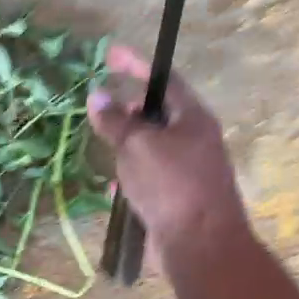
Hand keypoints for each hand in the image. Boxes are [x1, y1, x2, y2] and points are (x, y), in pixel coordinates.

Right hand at [87, 46, 249, 258]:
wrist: (200, 245)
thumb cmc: (171, 185)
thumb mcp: (137, 146)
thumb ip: (116, 121)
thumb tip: (97, 96)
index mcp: (193, 118)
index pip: (164, 80)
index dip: (136, 65)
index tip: (109, 54)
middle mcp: (195, 139)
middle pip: (158, 114)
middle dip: (128, 109)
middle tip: (100, 108)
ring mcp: (188, 169)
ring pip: (150, 147)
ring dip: (125, 146)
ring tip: (102, 149)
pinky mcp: (177, 197)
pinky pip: (148, 176)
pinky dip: (129, 177)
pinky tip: (112, 190)